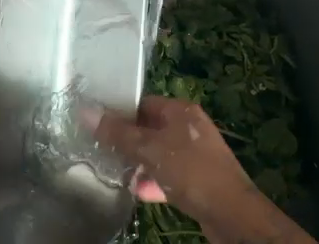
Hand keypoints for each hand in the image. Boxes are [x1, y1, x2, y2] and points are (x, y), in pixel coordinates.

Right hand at [97, 95, 314, 243]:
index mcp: (180, 110)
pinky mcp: (198, 180)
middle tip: (105, 152)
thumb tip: (85, 111)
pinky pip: (169, 175)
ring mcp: (195, 155)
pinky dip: (154, 181)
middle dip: (129, 142)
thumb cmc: (191, 171)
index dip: (121, 113)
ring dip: (140, 164)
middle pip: (150, 129)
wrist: (233, 214)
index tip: (100, 126)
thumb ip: (118, 133)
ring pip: (159, 154)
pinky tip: (139, 192)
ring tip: (119, 174)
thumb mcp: (150, 149)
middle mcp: (189, 128)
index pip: (143, 103)